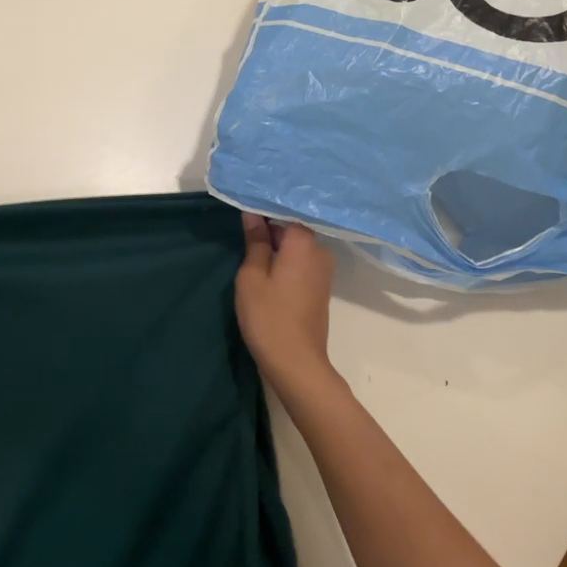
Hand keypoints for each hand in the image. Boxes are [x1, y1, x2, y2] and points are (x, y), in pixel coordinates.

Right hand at [235, 214, 338, 390]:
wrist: (296, 363)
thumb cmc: (269, 316)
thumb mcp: (252, 276)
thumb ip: (255, 241)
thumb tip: (253, 214)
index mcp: (304, 243)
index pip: (287, 211)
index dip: (266, 207)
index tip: (247, 202)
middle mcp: (320, 251)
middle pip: (294, 228)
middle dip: (271, 226)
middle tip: (243, 225)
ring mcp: (323, 271)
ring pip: (297, 246)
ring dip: (277, 244)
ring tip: (251, 242)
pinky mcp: (320, 287)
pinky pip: (301, 262)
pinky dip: (286, 259)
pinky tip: (267, 264)